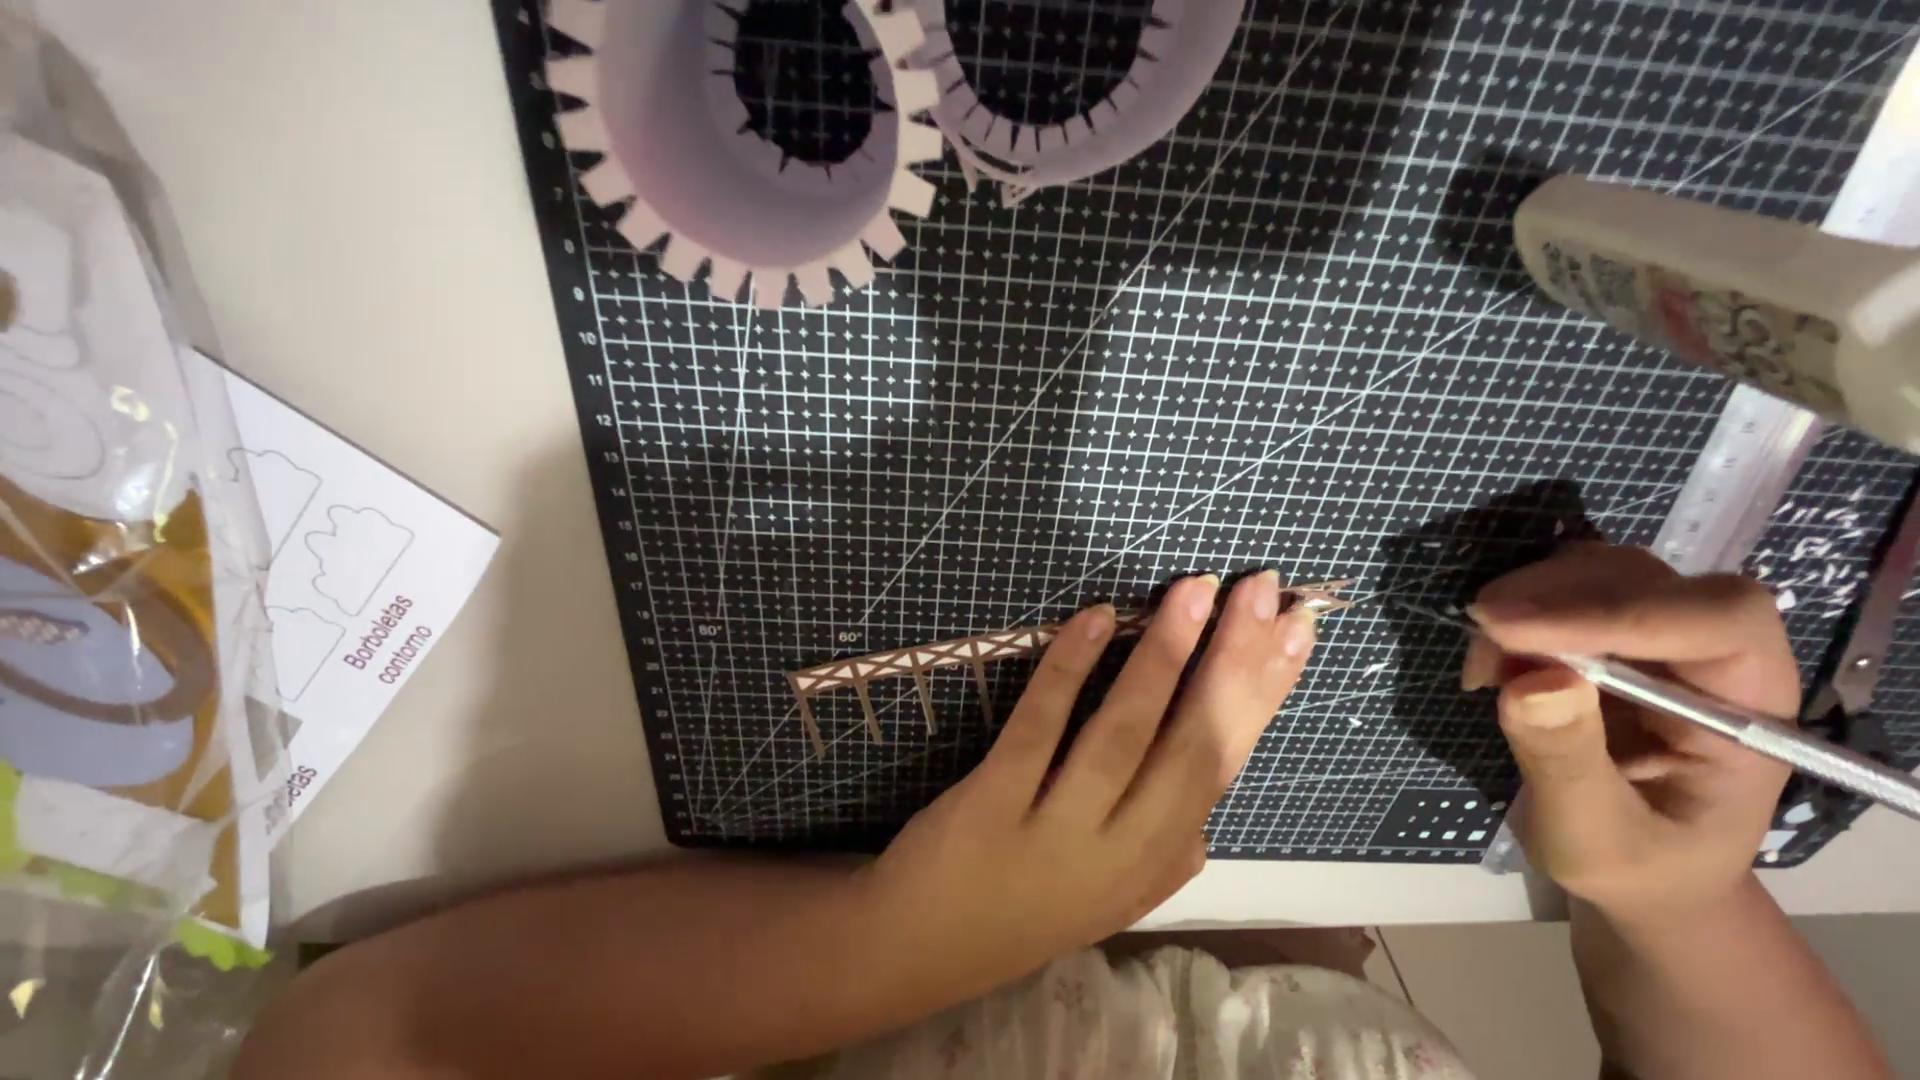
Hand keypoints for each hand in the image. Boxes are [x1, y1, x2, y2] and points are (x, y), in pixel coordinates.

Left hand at [858, 571, 1318, 999]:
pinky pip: (1040, 725)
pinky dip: (1068, 668)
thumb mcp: (1112, 894)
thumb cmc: (1024, 907)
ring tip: (1192, 590)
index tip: (1296, 626)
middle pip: (1193, 740)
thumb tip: (1209, 819)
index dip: (1265, 690)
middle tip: (1260, 589)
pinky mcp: (995, 805)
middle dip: (1233, 659)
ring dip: (1163, 655)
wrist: (925, 948)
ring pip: (1126, 731)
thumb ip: (1166, 855)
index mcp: (1161, 857)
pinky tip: (1094, 619)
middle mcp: (1125, 848)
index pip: (1226, 760)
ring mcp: (1060, 828)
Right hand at [1462, 542, 1798, 921]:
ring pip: (1604, 572)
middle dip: (1555, 598)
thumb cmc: (1634, 868)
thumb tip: (1530, 678)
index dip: (1614, 612)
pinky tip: (1493, 653)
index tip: (1507, 628)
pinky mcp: (1615, 636)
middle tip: (1480, 638)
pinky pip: (1568, 588)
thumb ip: (1566, 763)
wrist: (1641, 872)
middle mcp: (1719, 660)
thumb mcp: (1593, 838)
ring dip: (1530, 597)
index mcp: (1750, 713)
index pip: (1713, 622)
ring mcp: (1665, 641)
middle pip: (1650, 581)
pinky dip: (1520, 606)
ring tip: (1484, 661)